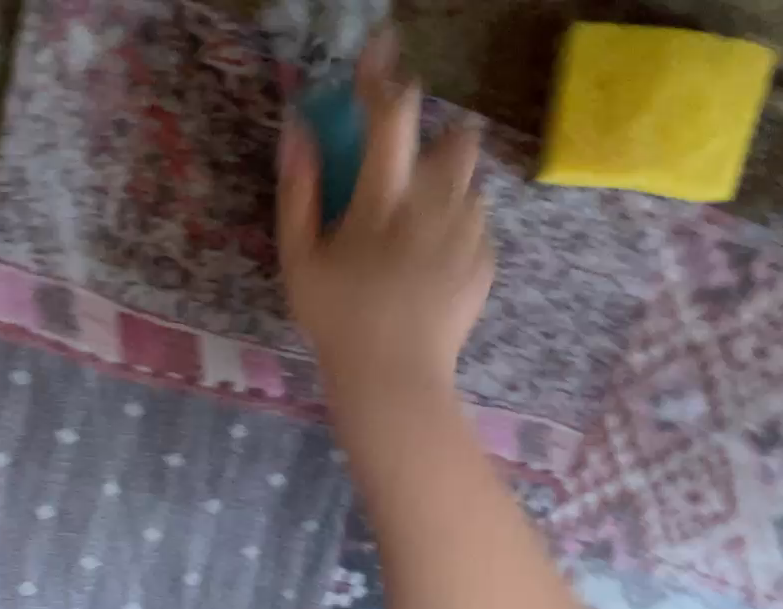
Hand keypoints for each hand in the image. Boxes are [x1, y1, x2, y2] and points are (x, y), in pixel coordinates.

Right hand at [276, 31, 493, 402]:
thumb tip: (296, 133)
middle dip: (435, 140)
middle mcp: (436, 204)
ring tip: (415, 234)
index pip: (392, 116)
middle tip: (405, 177)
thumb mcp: (298, 262)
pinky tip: (428, 268)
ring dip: (445, 190)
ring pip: (469, 182)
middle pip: (457, 137)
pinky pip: (476, 223)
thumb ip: (297, 193)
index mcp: (384, 201)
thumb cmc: (336, 321)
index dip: (384, 78)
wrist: (393, 378)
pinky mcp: (486, 260)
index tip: (379, 57)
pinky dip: (454, 230)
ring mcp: (468, 233)